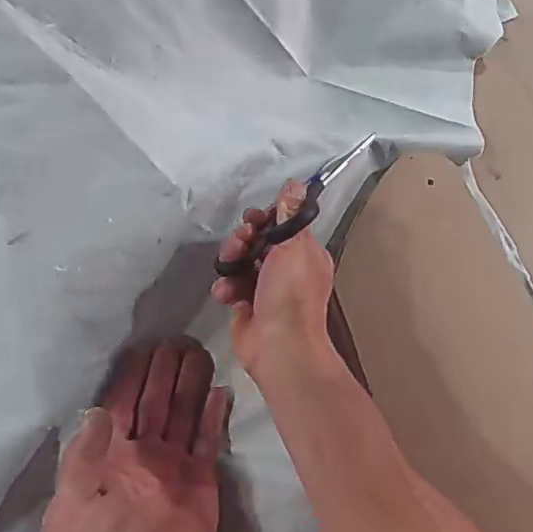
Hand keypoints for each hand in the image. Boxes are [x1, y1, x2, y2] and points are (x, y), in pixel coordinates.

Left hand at [43, 339, 232, 531]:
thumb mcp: (71, 508)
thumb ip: (83, 458)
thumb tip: (98, 409)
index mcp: (106, 460)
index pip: (119, 406)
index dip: (130, 377)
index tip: (144, 347)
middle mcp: (141, 455)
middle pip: (156, 402)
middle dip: (164, 372)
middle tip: (179, 340)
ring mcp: (173, 465)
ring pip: (183, 413)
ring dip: (190, 384)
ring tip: (200, 353)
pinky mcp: (202, 477)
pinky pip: (209, 439)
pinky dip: (213, 415)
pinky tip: (219, 391)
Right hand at [210, 181, 336, 380]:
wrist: (279, 345)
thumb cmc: (291, 296)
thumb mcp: (294, 247)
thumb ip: (291, 215)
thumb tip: (296, 186)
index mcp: (306, 254)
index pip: (284, 225)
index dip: (267, 219)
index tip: (255, 219)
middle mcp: (288, 269)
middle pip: (258, 241)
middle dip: (243, 239)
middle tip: (241, 242)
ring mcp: (268, 288)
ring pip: (241, 261)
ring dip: (232, 261)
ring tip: (231, 268)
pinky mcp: (249, 305)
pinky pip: (232, 285)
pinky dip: (227, 287)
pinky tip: (227, 293)